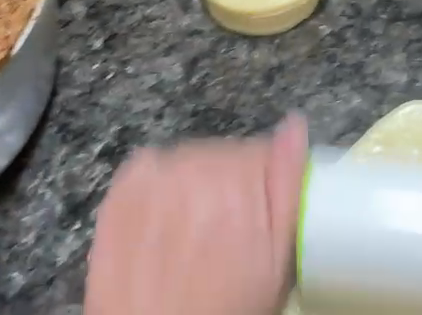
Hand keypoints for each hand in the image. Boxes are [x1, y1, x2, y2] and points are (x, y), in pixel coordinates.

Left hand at [85, 115, 308, 314]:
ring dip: (194, 187)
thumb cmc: (222, 309)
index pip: (263, 152)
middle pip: (226, 155)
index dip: (261, 189)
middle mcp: (200, 164)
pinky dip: (158, 186)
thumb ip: (288, 186)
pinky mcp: (126, 182)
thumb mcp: (277, 262)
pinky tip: (160, 224)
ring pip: (191, 159)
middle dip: (227, 188)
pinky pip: (153, 165)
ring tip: (188, 238)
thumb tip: (295, 124)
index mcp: (243, 178)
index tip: (253, 223)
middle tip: (220, 239)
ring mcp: (159, 170)